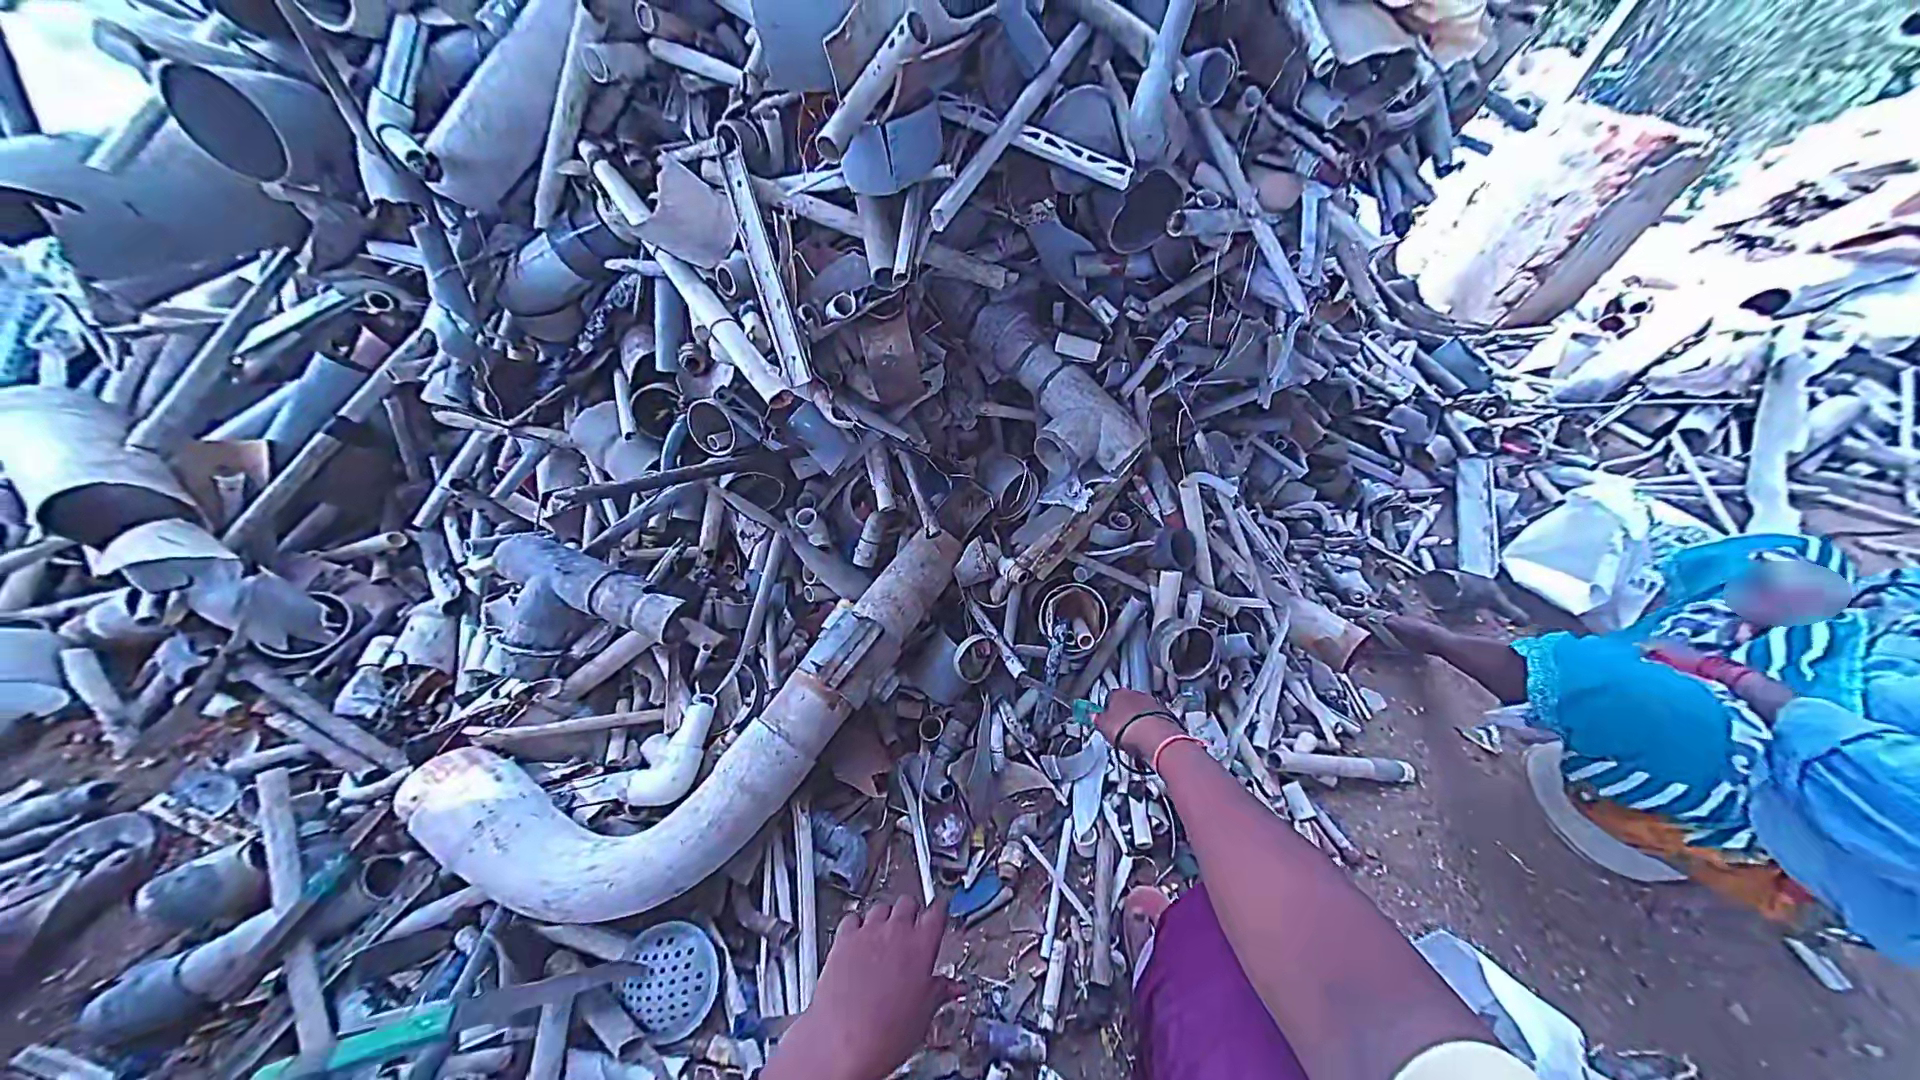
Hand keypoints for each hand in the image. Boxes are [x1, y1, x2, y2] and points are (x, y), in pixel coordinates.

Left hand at [764, 895, 958, 1079]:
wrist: (844, 1042)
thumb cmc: (886, 1033)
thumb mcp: (924, 1013)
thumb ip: (940, 990)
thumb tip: (953, 988)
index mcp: (922, 945)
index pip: (937, 912)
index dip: (940, 910)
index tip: (939, 912)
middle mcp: (896, 931)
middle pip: (908, 902)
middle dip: (911, 911)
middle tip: (912, 926)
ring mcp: (869, 932)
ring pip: (881, 907)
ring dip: (885, 917)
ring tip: (885, 934)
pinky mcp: (844, 939)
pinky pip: (853, 919)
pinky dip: (856, 925)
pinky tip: (858, 938)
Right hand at [1095, 688, 1182, 757]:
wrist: (1156, 739)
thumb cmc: (1129, 730)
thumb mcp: (1104, 727)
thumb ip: (1097, 720)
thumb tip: (1094, 717)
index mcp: (1118, 693)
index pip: (1109, 698)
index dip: (1106, 711)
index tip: (1105, 721)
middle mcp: (1137, 694)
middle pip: (1127, 704)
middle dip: (1124, 717)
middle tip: (1119, 733)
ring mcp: (1153, 704)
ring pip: (1141, 713)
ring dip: (1138, 724)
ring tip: (1133, 742)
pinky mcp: (1167, 717)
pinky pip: (1154, 723)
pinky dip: (1150, 731)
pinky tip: (1146, 744)